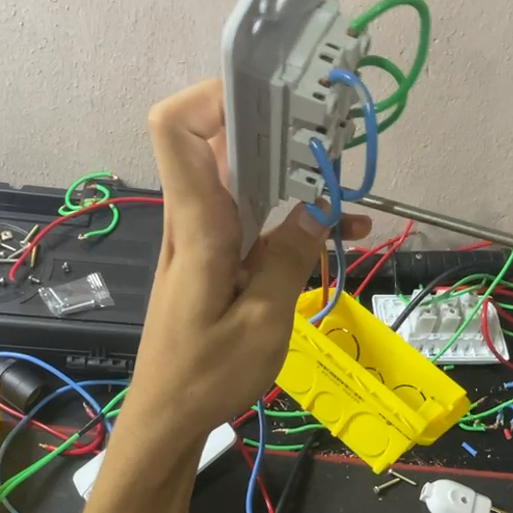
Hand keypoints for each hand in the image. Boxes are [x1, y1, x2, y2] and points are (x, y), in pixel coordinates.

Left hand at [113, 80, 370, 460]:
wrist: (167, 417)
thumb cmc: (207, 376)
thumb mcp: (263, 324)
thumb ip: (288, 260)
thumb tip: (315, 210)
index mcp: (200, 226)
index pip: (179, 127)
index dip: (216, 94)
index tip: (274, 101)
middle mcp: (196, 221)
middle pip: (221, 144)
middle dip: (276, 130)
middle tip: (330, 142)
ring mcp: (205, 241)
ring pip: (244, 184)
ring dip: (292, 177)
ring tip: (345, 190)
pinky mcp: (216, 263)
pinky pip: (252, 224)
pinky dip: (289, 222)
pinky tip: (337, 237)